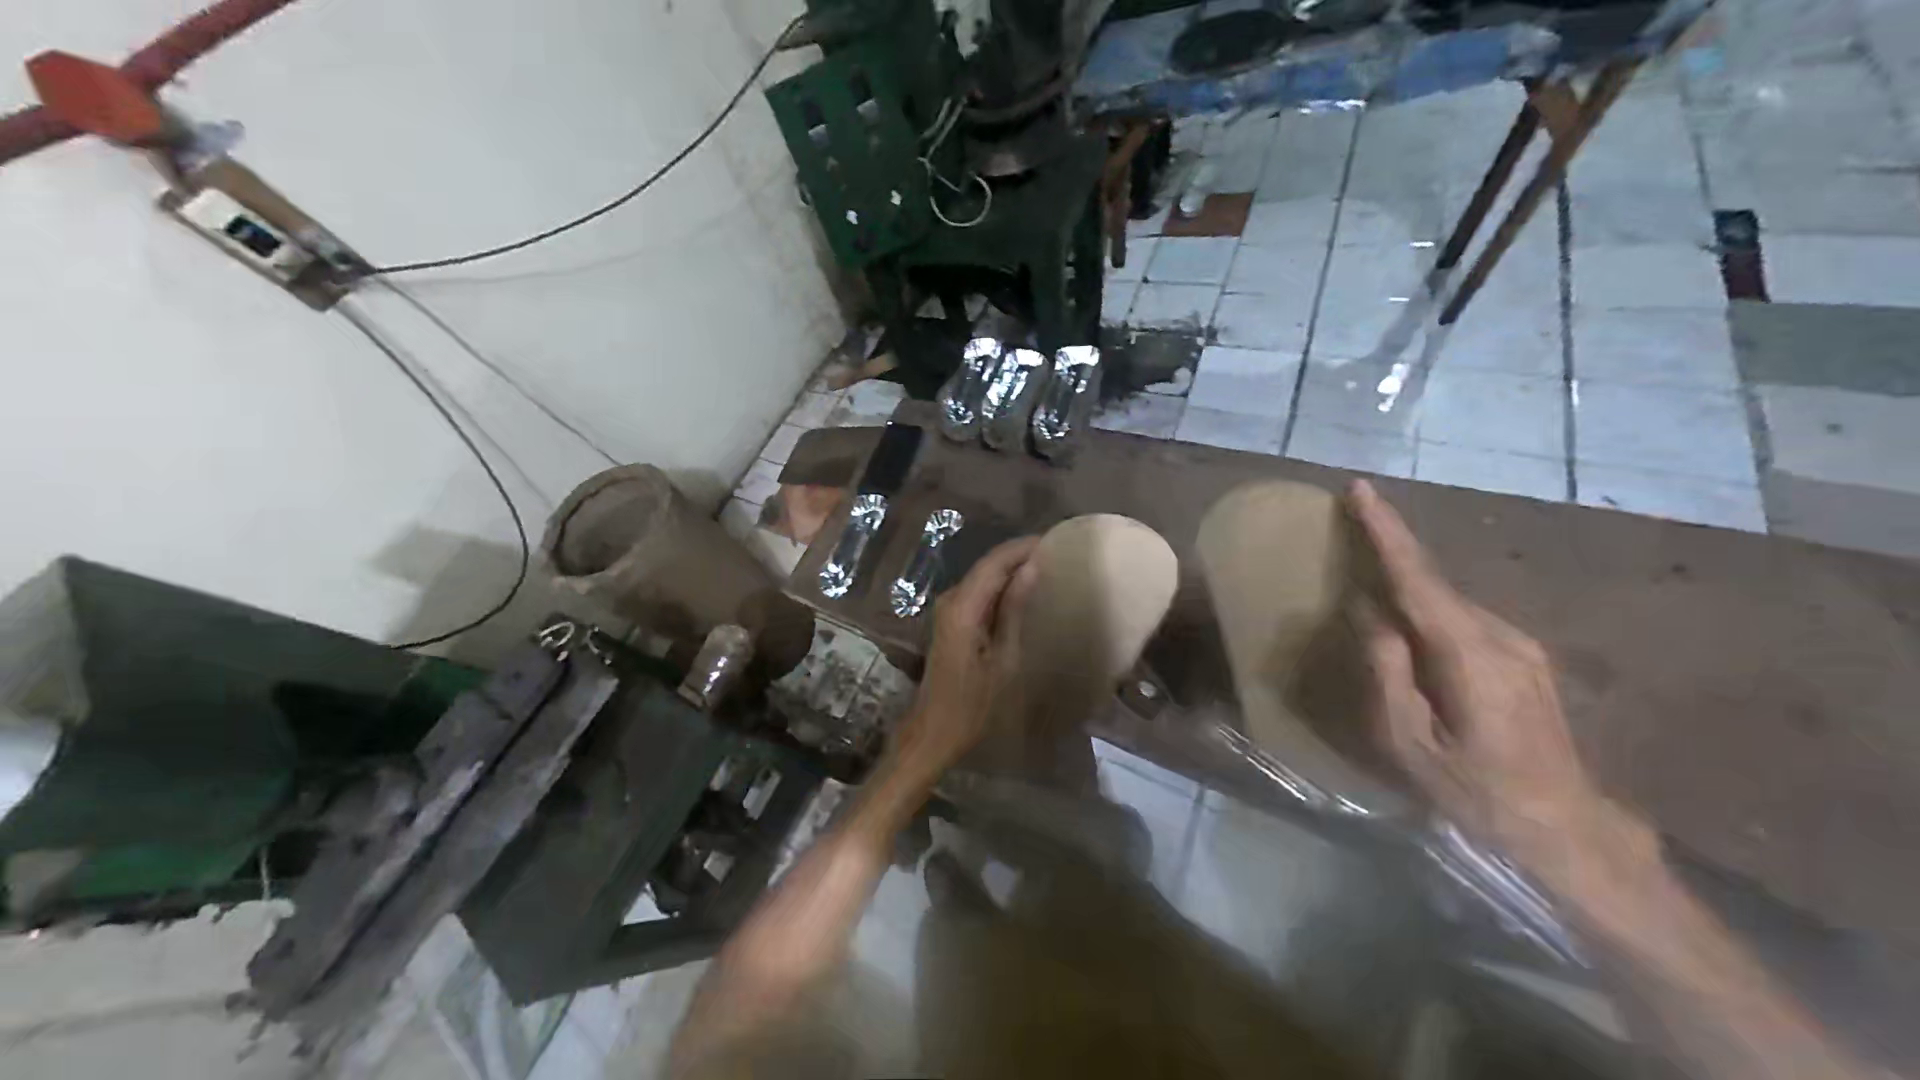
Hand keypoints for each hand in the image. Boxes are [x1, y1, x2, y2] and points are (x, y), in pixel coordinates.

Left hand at [888, 536, 1040, 777]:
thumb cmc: (973, 703)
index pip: (994, 562)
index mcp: (963, 607)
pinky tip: (1021, 589)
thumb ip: (1014, 609)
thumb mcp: (1003, 657)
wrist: (933, 730)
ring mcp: (946, 609)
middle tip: (1055, 551)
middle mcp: (950, 600)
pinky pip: (977, 592)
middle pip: (986, 565)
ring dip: (1009, 568)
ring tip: (1045, 565)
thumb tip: (1031, 568)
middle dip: (1018, 554)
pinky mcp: (949, 621)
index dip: (1022, 547)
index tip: (1054, 540)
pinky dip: (999, 585)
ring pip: (981, 576)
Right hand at [1346, 480, 1631, 875]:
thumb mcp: (1407, 740)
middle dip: (1391, 547)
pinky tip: (1406, 619)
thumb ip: (1386, 669)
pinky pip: (1462, 619)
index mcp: (1470, 656)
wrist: (1563, 828)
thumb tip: (1368, 610)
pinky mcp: (1525, 660)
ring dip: (1407, 580)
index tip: (1360, 490)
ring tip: (1368, 567)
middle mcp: (1502, 638)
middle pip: (1434, 582)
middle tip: (1351, 518)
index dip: (1387, 532)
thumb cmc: (1472, 790)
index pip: (1419, 580)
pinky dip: (1426, 606)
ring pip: (1449, 600)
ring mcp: (1522, 647)